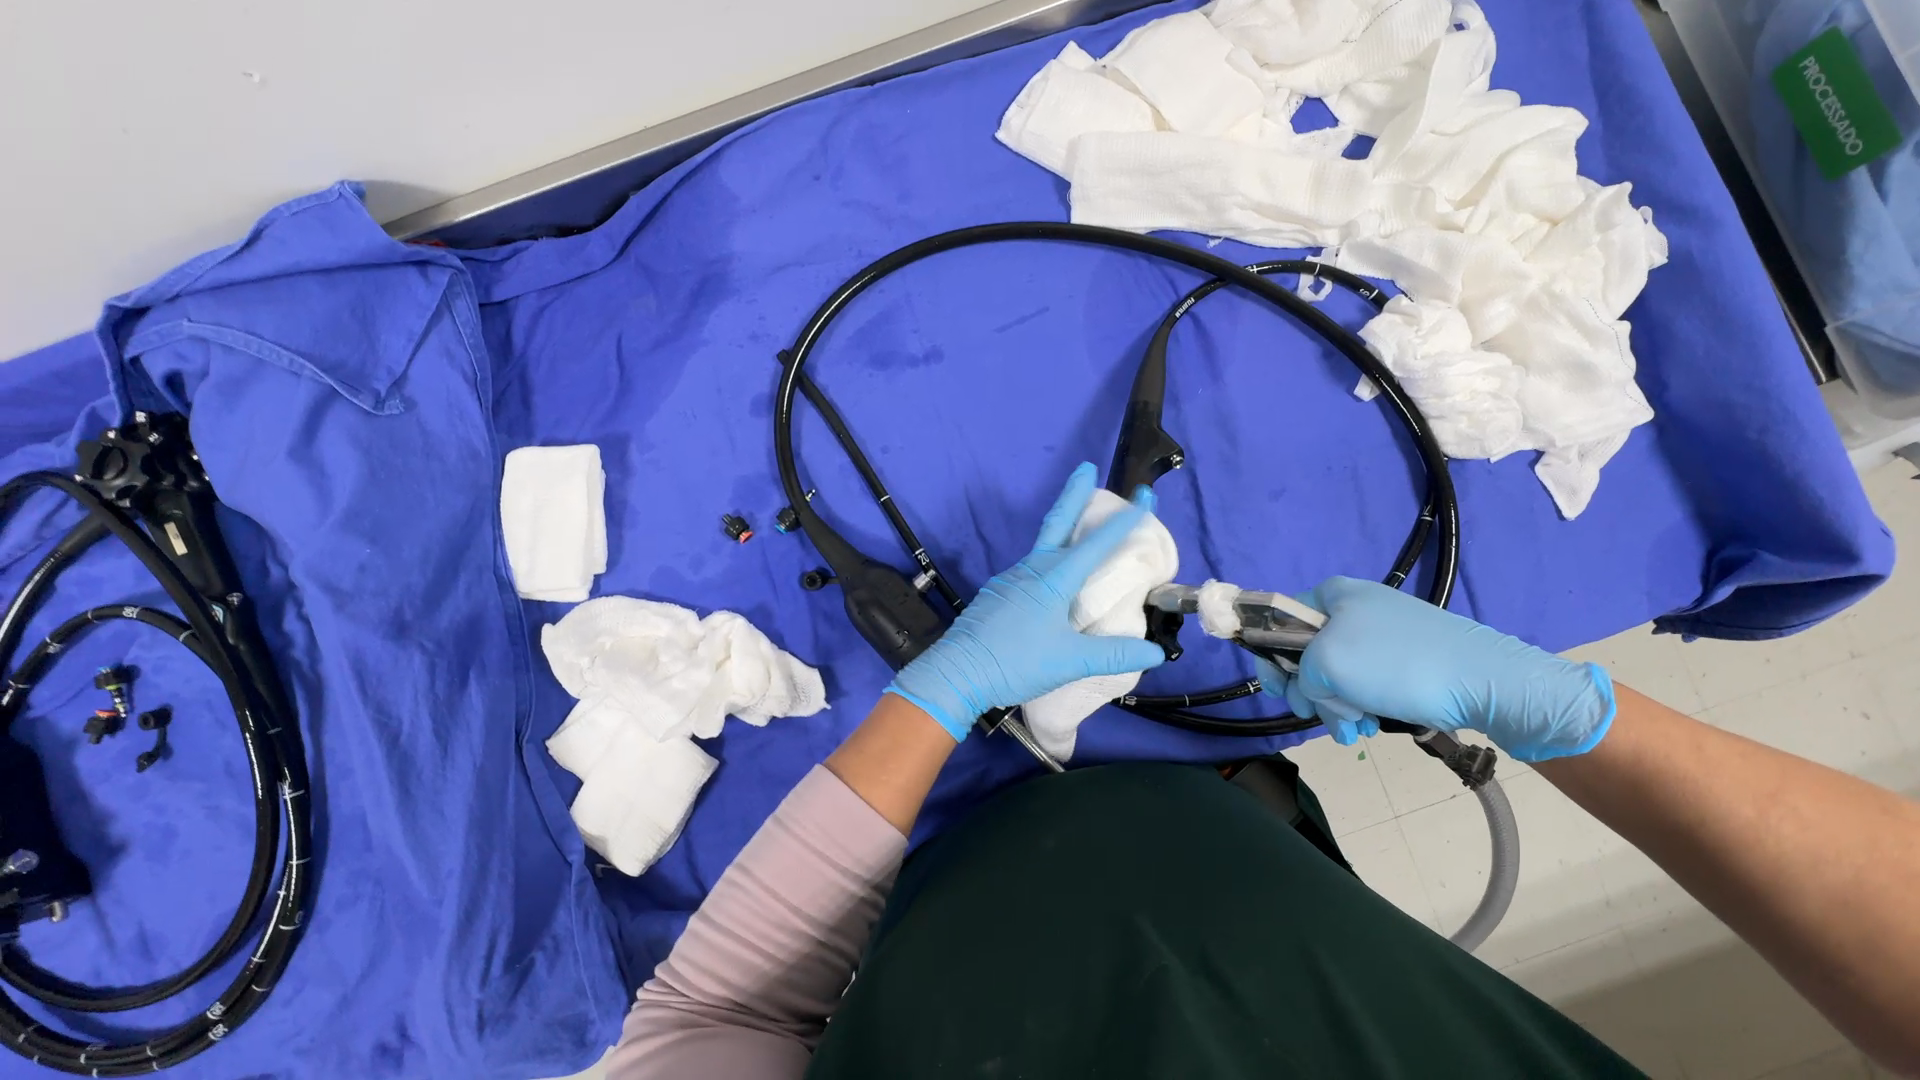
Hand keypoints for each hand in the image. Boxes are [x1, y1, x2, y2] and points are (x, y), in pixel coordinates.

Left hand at [886, 462, 1168, 741]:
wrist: (958, 673)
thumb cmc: (1017, 661)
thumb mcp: (1071, 661)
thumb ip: (1114, 655)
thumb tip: (1157, 653)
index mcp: (1054, 579)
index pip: (1097, 543)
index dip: (1124, 520)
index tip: (1142, 495)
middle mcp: (1031, 570)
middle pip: (1057, 523)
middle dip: (1073, 494)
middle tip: (1085, 468)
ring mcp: (1009, 580)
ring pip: (1042, 548)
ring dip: (1061, 532)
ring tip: (1078, 531)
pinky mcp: (996, 595)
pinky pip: (1028, 572)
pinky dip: (1046, 564)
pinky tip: (1050, 581)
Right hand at [1259, 576, 1614, 761]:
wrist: (1487, 682)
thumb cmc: (1398, 665)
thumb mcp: (1327, 663)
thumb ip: (1298, 672)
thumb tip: (1311, 689)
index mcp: (1332, 594)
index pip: (1279, 620)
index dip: (1271, 657)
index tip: (1279, 691)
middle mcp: (1355, 608)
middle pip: (1307, 653)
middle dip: (1310, 691)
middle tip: (1320, 715)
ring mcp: (1384, 634)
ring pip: (1337, 675)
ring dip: (1337, 706)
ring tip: (1356, 729)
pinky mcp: (1407, 659)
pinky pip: (1366, 683)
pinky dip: (1362, 706)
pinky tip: (1372, 725)